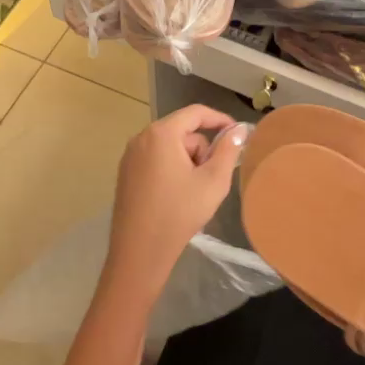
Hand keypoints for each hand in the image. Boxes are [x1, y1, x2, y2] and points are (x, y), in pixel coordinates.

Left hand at [105, 105, 249, 292]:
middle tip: (210, 178)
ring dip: (187, 161)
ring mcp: (130, 155)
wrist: (139, 252)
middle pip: (182, 131)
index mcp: (161, 134)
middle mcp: (141, 137)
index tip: (237, 133)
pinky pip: (156, 159)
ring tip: (193, 192)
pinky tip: (176, 196)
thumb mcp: (213, 182)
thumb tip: (238, 130)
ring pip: (169, 146)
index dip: (219, 119)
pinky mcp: (125, 172)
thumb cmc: (179, 213)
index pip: (195, 113)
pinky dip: (171, 169)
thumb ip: (228, 150)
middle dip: (201, 149)